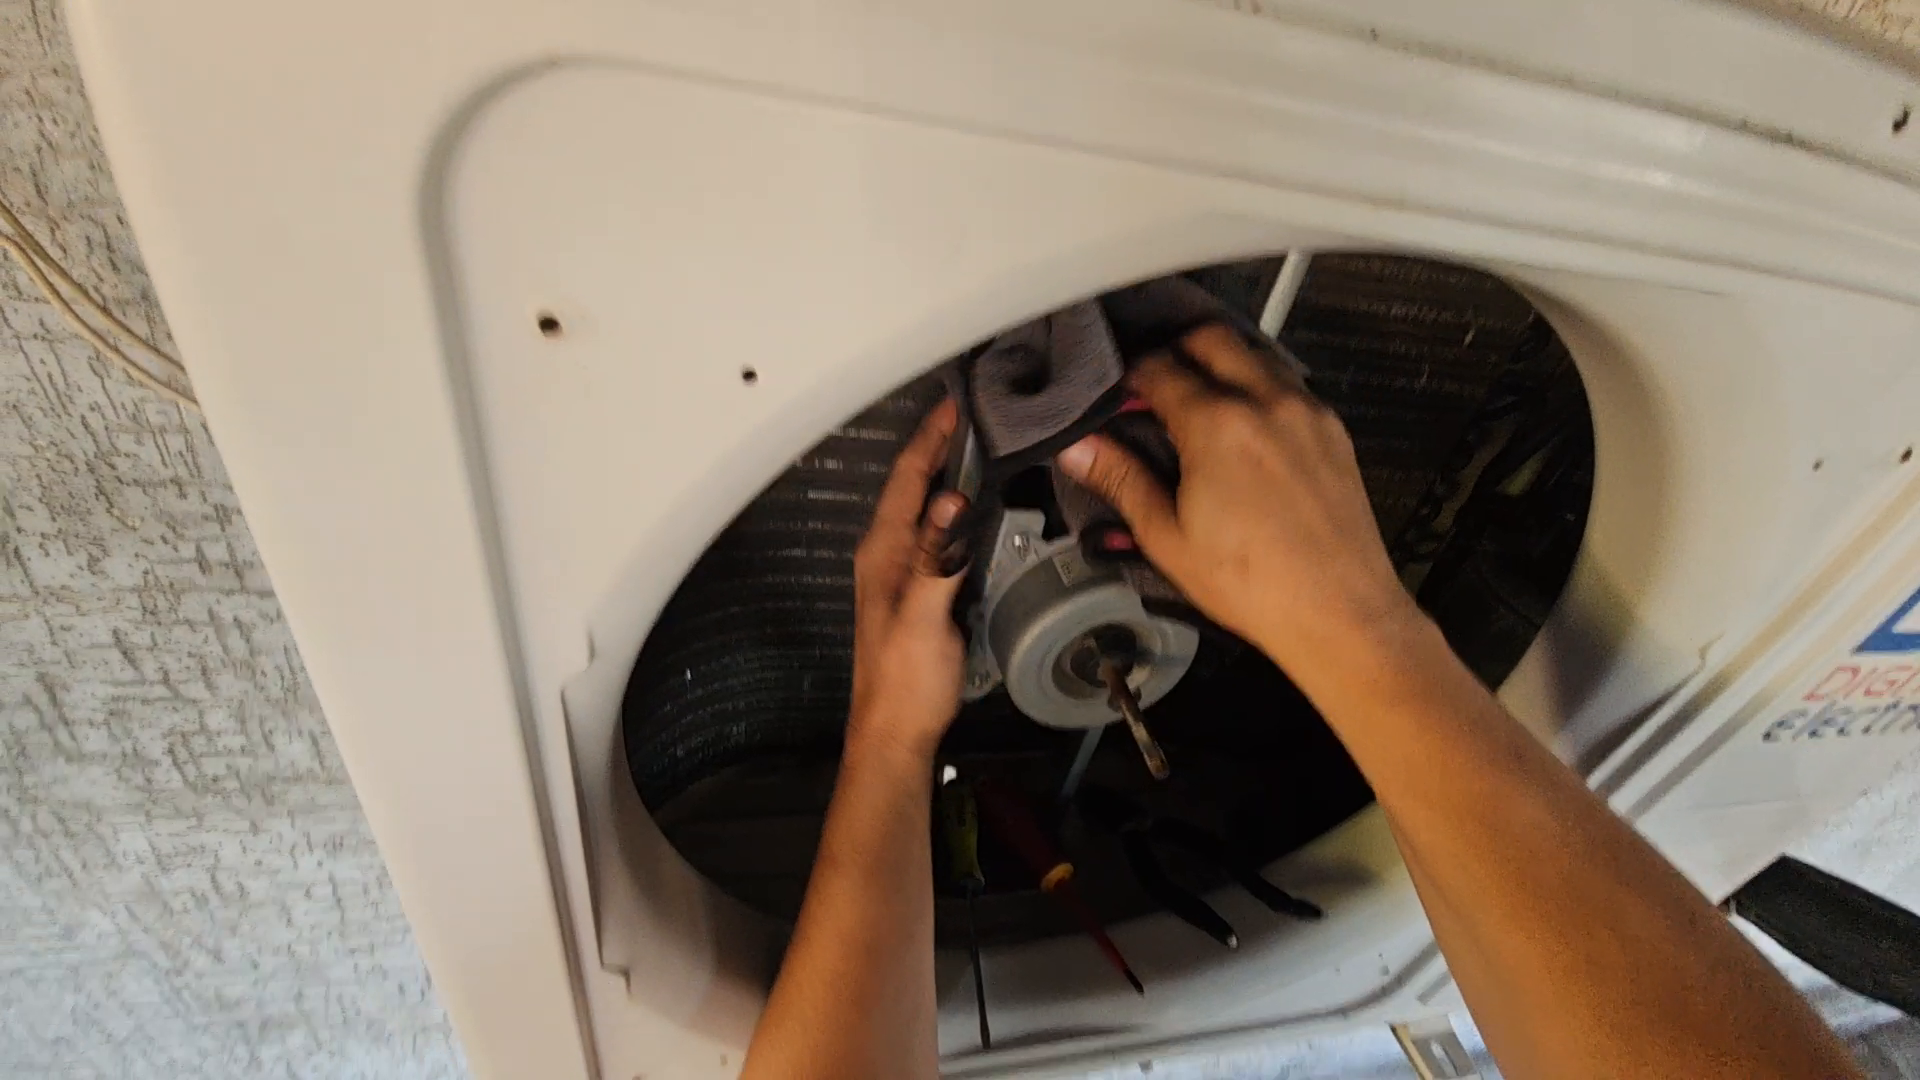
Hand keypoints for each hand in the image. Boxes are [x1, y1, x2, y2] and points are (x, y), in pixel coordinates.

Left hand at [846, 400, 970, 767]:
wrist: (895, 731)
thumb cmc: (904, 681)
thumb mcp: (922, 616)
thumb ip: (937, 556)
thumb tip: (951, 500)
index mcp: (883, 552)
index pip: (907, 479)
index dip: (930, 439)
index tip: (955, 406)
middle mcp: (887, 554)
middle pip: (914, 488)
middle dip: (940, 448)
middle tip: (976, 418)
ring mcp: (902, 572)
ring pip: (925, 510)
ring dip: (946, 477)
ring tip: (979, 449)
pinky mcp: (919, 590)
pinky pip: (937, 536)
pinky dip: (955, 512)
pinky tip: (976, 508)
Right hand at [1055, 324, 1418, 671]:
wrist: (1339, 612)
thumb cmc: (1248, 583)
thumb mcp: (1166, 536)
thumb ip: (1121, 479)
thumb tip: (1076, 448)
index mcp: (1217, 425)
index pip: (1161, 370)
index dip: (1131, 376)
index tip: (1119, 394)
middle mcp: (1266, 402)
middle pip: (1212, 339)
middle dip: (1176, 350)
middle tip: (1155, 385)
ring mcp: (1307, 412)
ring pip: (1255, 354)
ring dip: (1220, 363)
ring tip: (1197, 402)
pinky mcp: (1333, 431)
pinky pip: (1288, 384)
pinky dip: (1257, 386)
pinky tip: (1244, 427)